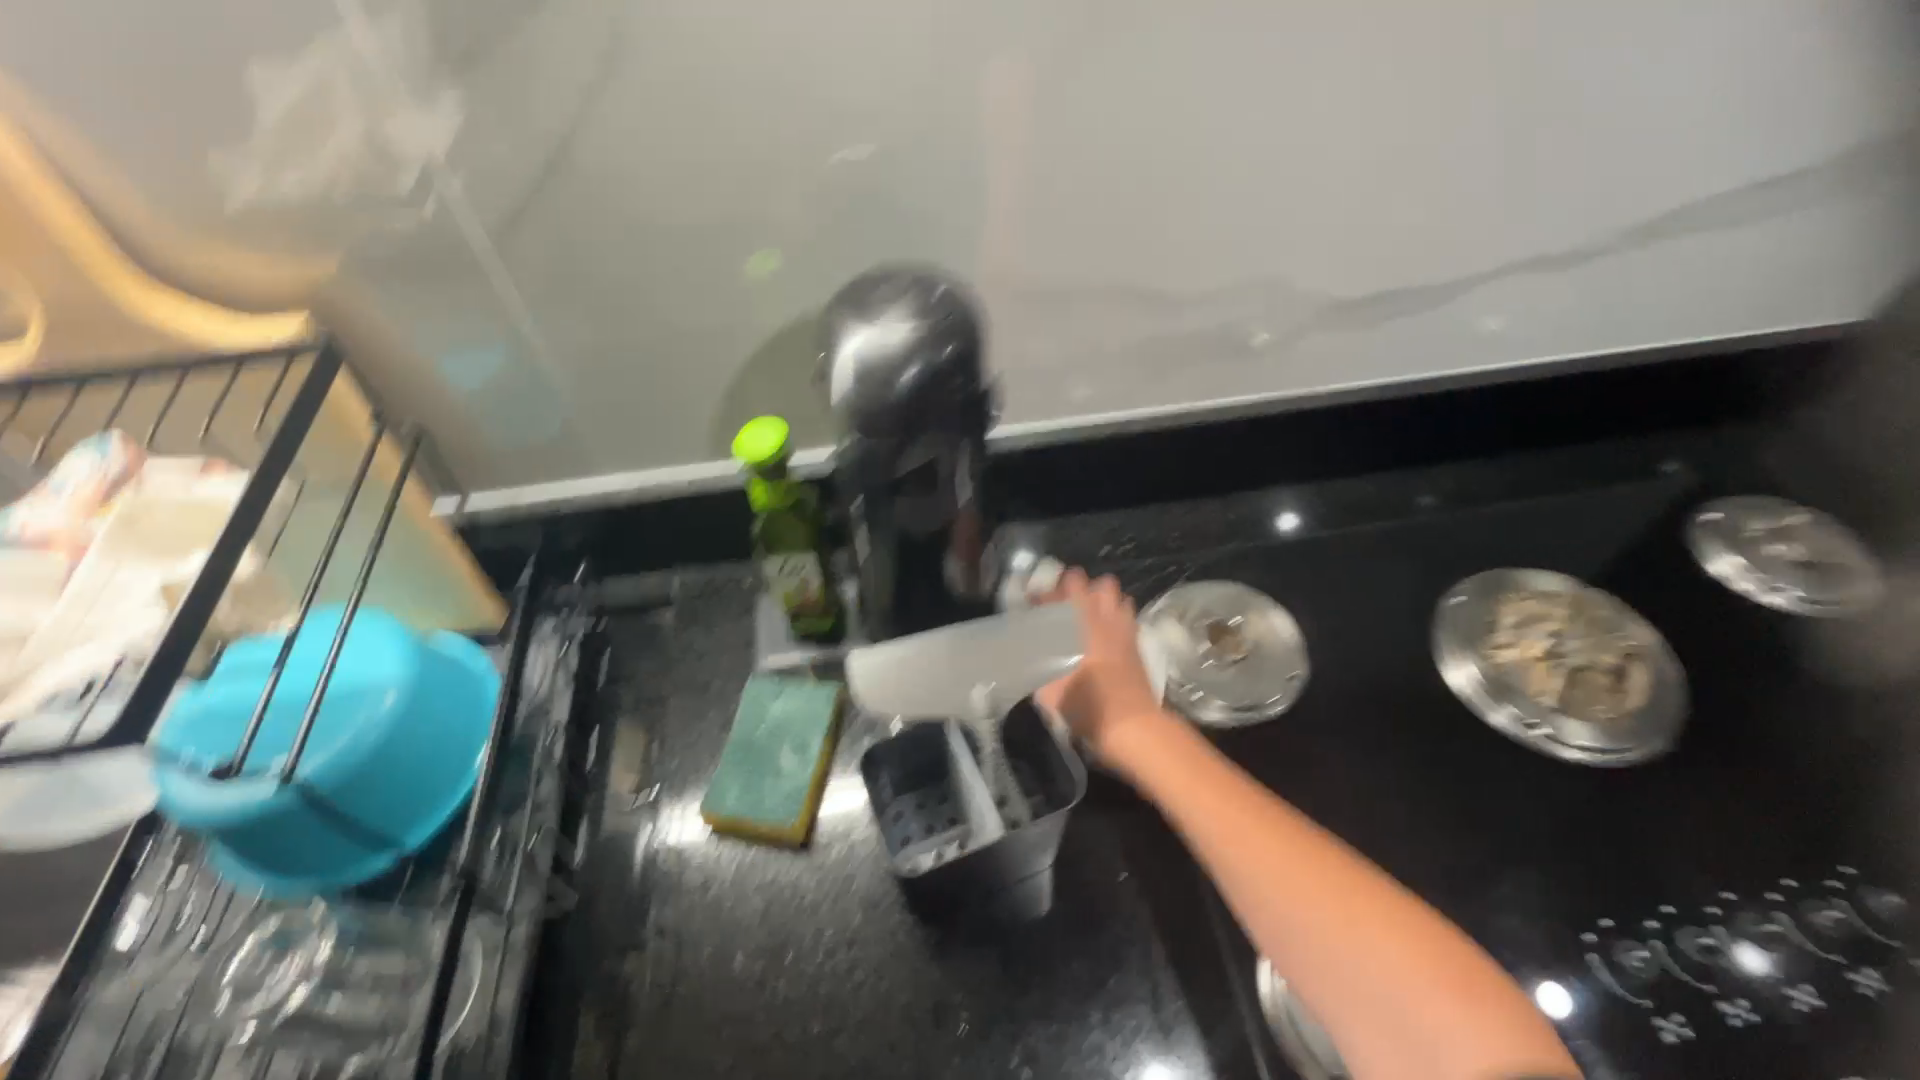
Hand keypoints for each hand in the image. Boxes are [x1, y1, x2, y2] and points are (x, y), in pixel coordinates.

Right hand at [1034, 569, 1174, 765]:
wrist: (1131, 727)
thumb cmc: (1087, 706)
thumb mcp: (1049, 692)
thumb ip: (1037, 668)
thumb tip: (1028, 656)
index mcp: (1081, 625)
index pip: (1063, 591)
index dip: (1048, 594)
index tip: (1036, 604)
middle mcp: (1105, 620)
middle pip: (1099, 585)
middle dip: (1082, 589)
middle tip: (1065, 606)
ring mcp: (1125, 631)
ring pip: (1117, 597)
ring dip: (1102, 600)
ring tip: (1088, 617)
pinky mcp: (1137, 645)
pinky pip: (1127, 617)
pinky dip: (1115, 617)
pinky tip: (1104, 636)